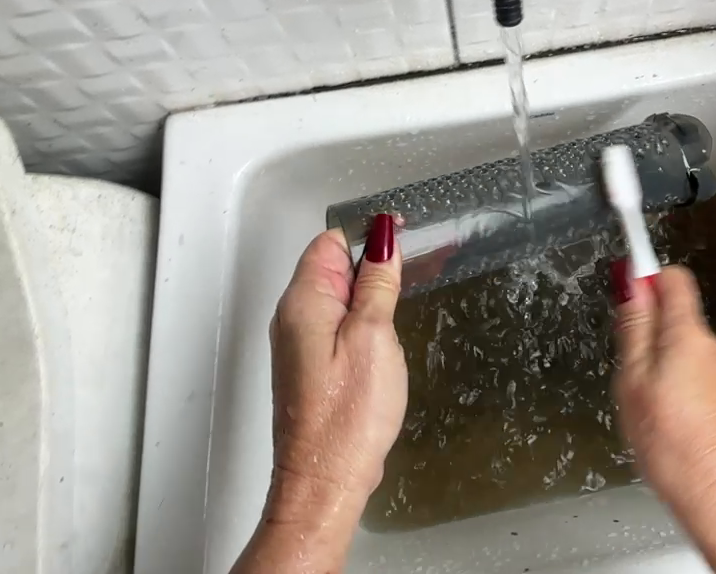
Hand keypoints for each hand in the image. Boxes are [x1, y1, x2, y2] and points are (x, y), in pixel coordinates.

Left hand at [233, 217, 404, 573]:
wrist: (324, 483)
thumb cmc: (347, 415)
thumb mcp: (373, 335)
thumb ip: (377, 282)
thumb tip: (383, 237)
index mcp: (303, 300)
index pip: (330, 242)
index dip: (368, 232)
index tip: (405, 232)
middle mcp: (294, 316)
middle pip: (334, 265)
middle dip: (375, 257)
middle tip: (420, 258)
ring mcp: (302, 341)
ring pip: (339, 293)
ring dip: (373, 285)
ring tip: (412, 285)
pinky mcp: (313, 364)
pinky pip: (339, 320)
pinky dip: (365, 312)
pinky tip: (390, 321)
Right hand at [612, 265, 715, 573]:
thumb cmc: (676, 447)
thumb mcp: (634, 379)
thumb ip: (634, 325)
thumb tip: (631, 281)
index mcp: (687, 333)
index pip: (671, 276)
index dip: (645, 273)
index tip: (624, 280)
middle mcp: (711, 346)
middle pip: (673, 311)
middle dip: (645, 327)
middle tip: (625, 365)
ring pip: (680, 345)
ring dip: (657, 360)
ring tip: (643, 402)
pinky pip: (692, 372)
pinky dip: (673, 384)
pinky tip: (662, 420)